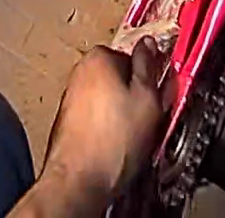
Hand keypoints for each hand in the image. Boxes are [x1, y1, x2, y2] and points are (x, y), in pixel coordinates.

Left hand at [41, 39, 167, 202]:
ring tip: (130, 138)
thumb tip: (149, 45)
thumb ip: (149, 65)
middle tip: (146, 119)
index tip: (157, 94)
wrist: (78, 180)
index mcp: (99, 57)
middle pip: (119, 77)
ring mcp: (71, 96)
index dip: (148, 79)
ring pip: (107, 99)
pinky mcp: (67, 121)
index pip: (132, 57)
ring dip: (120, 114)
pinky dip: (106, 128)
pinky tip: (114, 146)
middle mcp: (81, 71)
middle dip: (133, 96)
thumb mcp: (146, 97)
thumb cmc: (112, 141)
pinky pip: (95, 118)